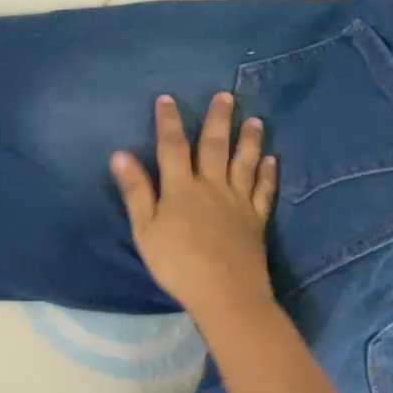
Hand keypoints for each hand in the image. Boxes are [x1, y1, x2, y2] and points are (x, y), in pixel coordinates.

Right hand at [112, 92, 279, 325]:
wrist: (227, 296)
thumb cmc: (177, 263)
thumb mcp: (145, 229)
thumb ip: (136, 191)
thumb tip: (120, 154)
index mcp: (181, 189)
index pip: (172, 147)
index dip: (169, 122)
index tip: (167, 99)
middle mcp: (211, 187)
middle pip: (214, 148)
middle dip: (218, 120)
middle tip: (227, 96)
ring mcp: (238, 203)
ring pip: (244, 164)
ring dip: (249, 141)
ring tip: (256, 120)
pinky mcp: (256, 221)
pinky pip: (264, 191)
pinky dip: (268, 174)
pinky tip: (272, 160)